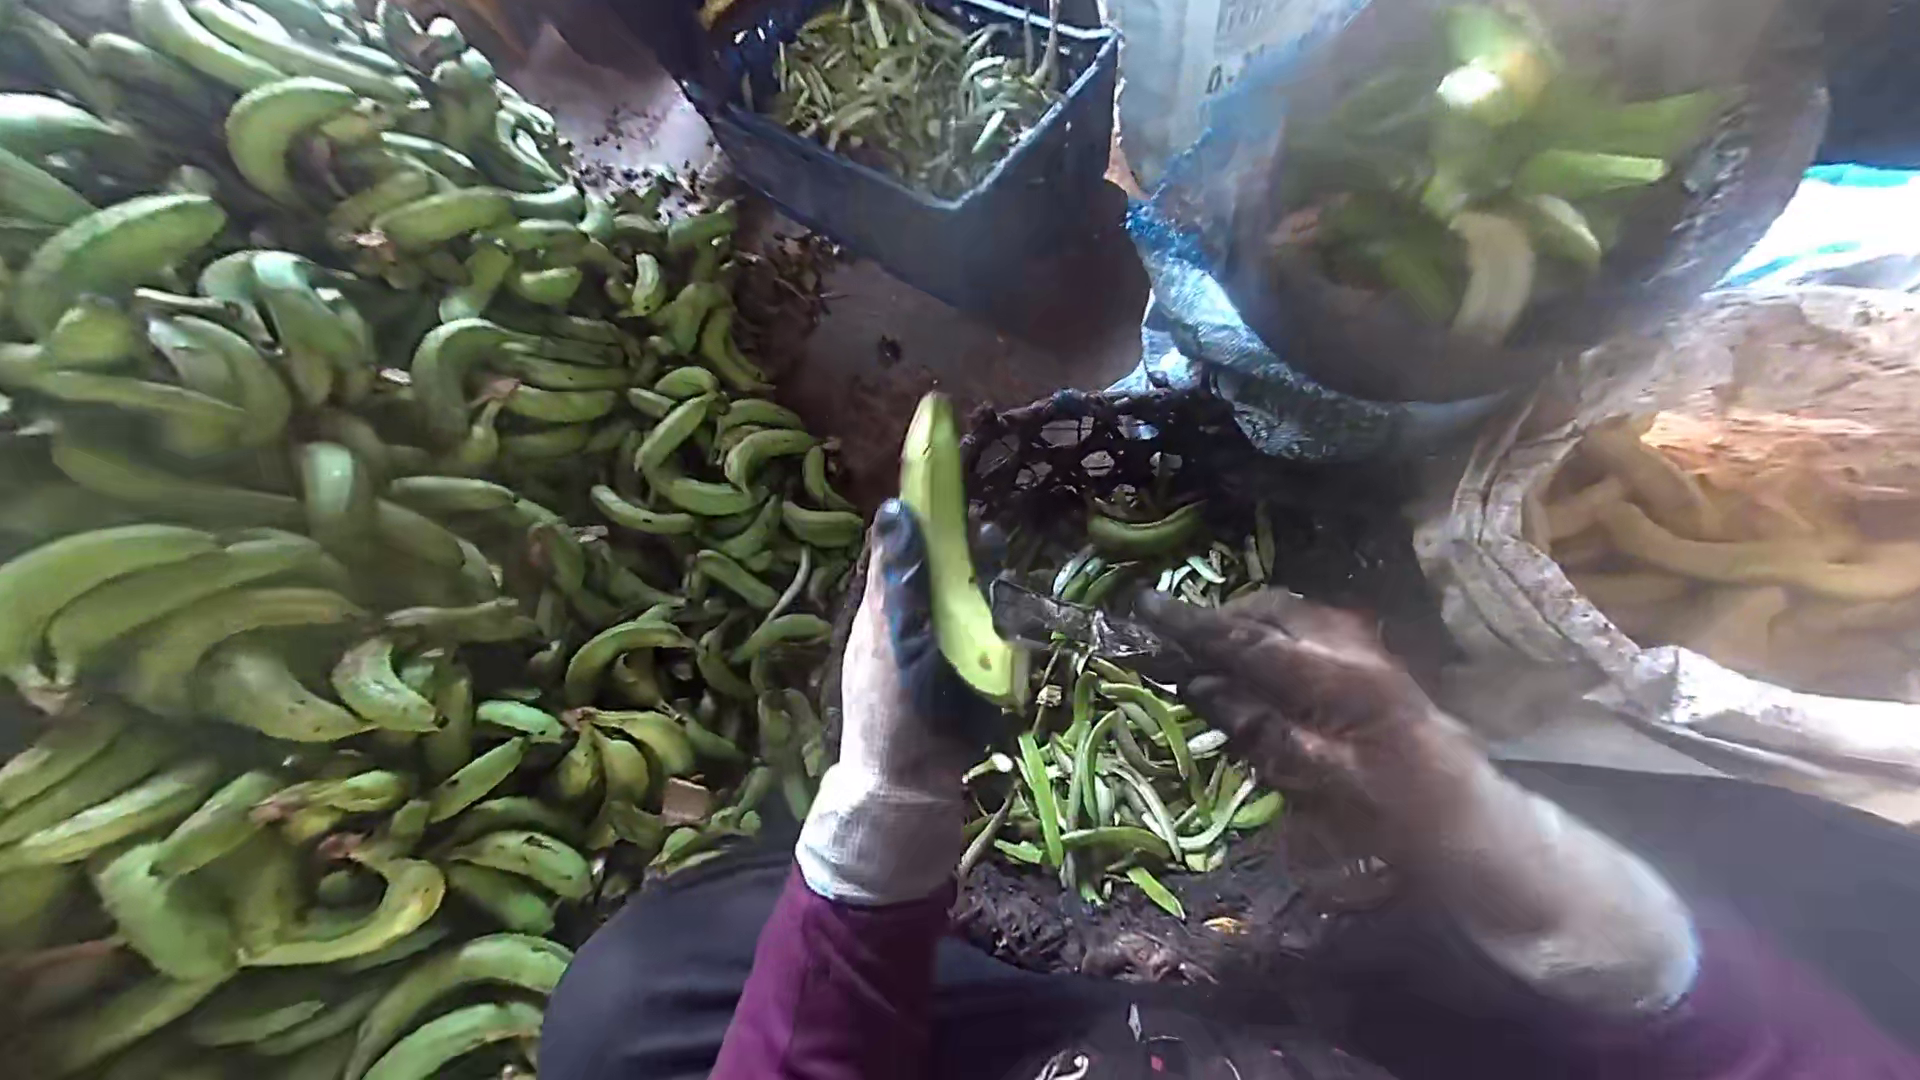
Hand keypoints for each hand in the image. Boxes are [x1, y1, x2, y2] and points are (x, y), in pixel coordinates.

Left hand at [801, 500, 997, 904]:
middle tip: (976, 513)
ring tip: (992, 540)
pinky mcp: (962, 658)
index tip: (936, 467)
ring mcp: (937, 635)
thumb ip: (898, 578)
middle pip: (935, 558)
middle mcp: (911, 611)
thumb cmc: (892, 708)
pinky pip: (979, 617)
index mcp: (884, 601)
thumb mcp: (891, 638)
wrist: (910, 778)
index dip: (916, 503)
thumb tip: (892, 508)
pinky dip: (992, 600)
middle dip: (955, 532)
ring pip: (960, 584)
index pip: (900, 539)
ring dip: (977, 561)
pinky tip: (1005, 590)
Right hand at [1138, 589, 1443, 795]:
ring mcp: (1361, 642)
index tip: (1144, 606)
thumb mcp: (1320, 783)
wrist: (1473, 821)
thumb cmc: (1398, 814)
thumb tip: (1196, 683)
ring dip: (1238, 625)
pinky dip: (1262, 634)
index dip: (1190, 624)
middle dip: (1215, 619)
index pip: (1246, 639)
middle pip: (1264, 609)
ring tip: (1206, 653)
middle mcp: (1350, 643)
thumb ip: (1257, 728)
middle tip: (1175, 642)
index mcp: (1339, 677)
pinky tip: (1251, 663)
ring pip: (1282, 612)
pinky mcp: (1364, 651)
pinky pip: (1298, 626)